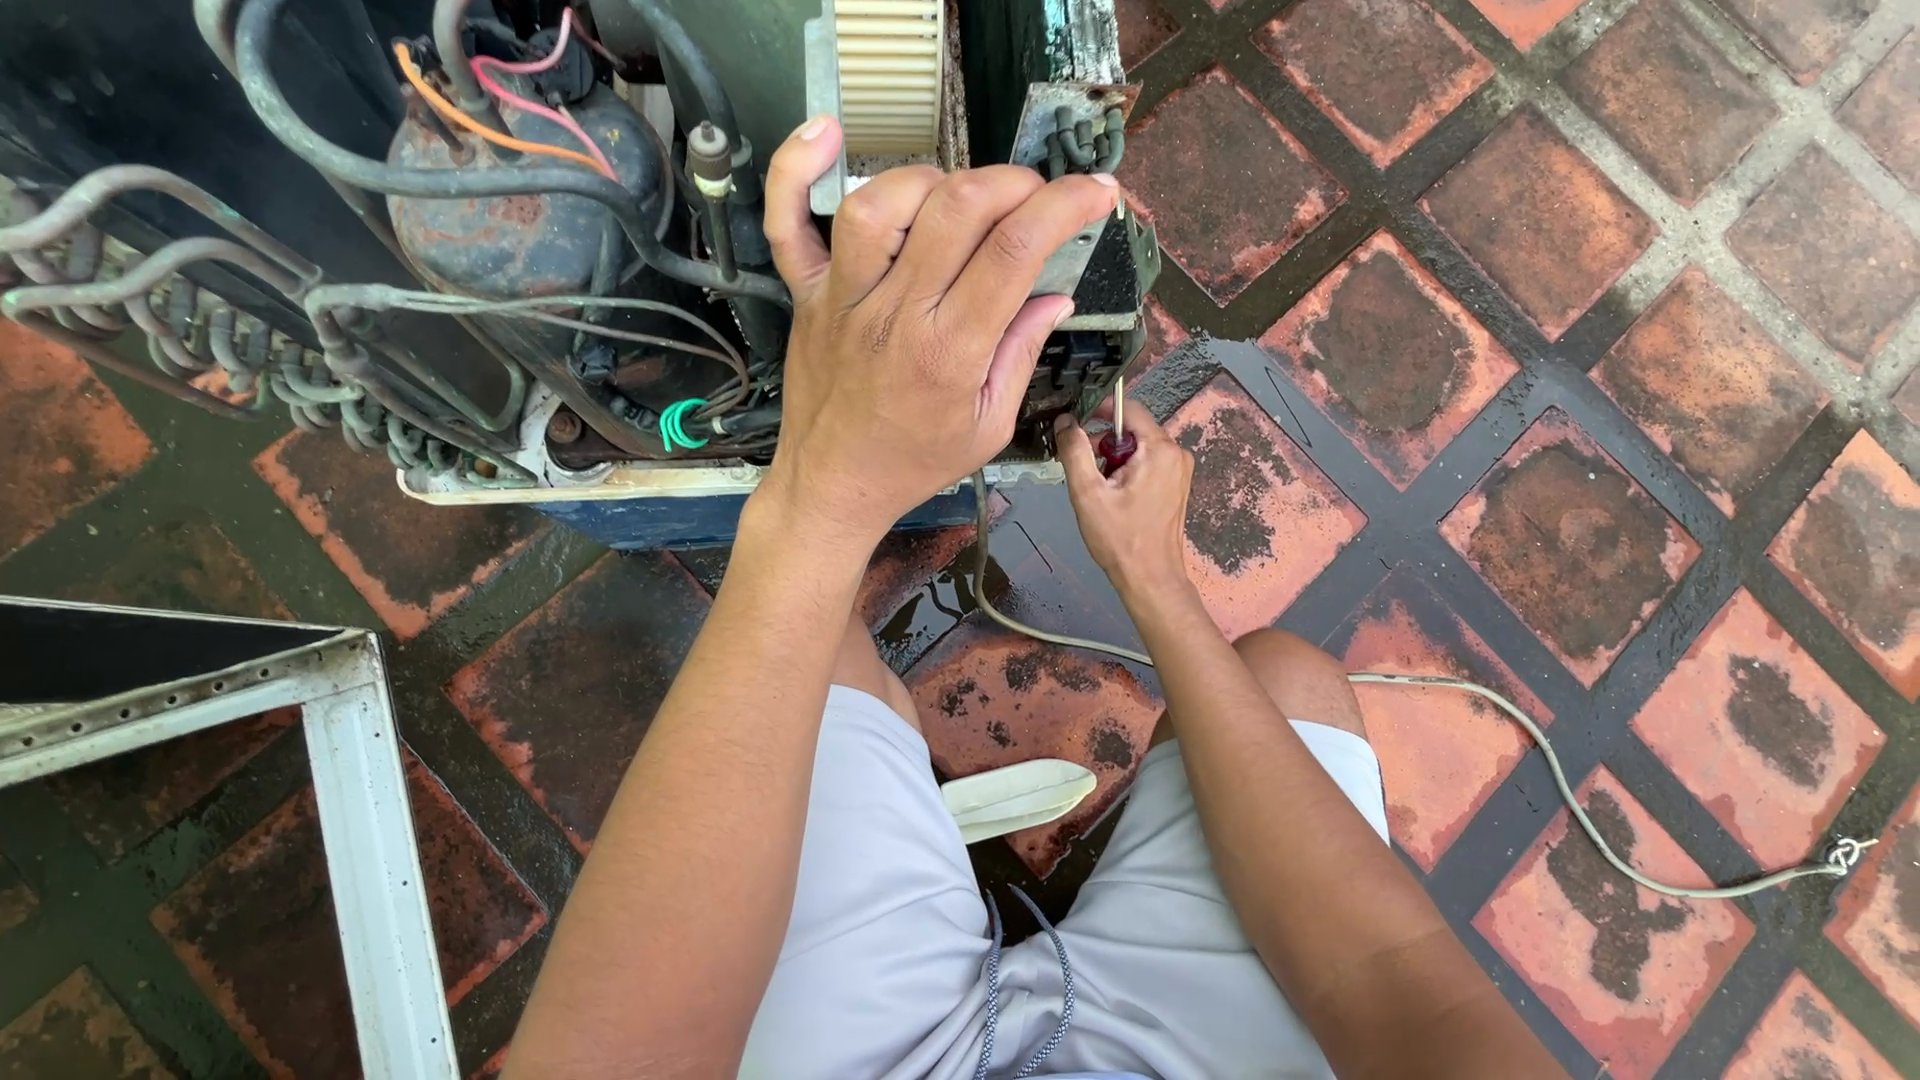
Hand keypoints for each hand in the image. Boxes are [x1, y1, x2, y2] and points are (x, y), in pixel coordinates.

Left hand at [754, 115, 1119, 544]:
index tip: (1095, 193)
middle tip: (1033, 198)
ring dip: (933, 180)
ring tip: (958, 199)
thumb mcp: (988, 426)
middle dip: (1012, 184)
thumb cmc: (916, 462)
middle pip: (955, 210)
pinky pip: (787, 223)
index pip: (1014, 251)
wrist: (836, 484)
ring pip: (879, 203)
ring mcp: (843, 299)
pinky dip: (796, 170)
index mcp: (950, 353)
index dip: (1065, 206)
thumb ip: (1022, 353)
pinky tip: (826, 133)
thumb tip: (1057, 294)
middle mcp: (895, 314)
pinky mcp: (807, 294)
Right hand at [1056, 401, 1196, 602]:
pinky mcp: (1176, 485)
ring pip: (1139, 447)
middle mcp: (1176, 454)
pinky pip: (1148, 463)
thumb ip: (1074, 451)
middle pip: (1133, 429)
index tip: (1077, 422)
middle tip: (1087, 471)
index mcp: (1159, 450)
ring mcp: (1179, 470)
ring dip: (1115, 460)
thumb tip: (1065, 422)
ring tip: (1102, 490)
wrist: (1150, 577)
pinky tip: (1116, 497)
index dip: (1100, 410)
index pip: (1129, 408)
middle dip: (1105, 443)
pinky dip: (1128, 471)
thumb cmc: (1121, 540)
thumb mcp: (1087, 493)